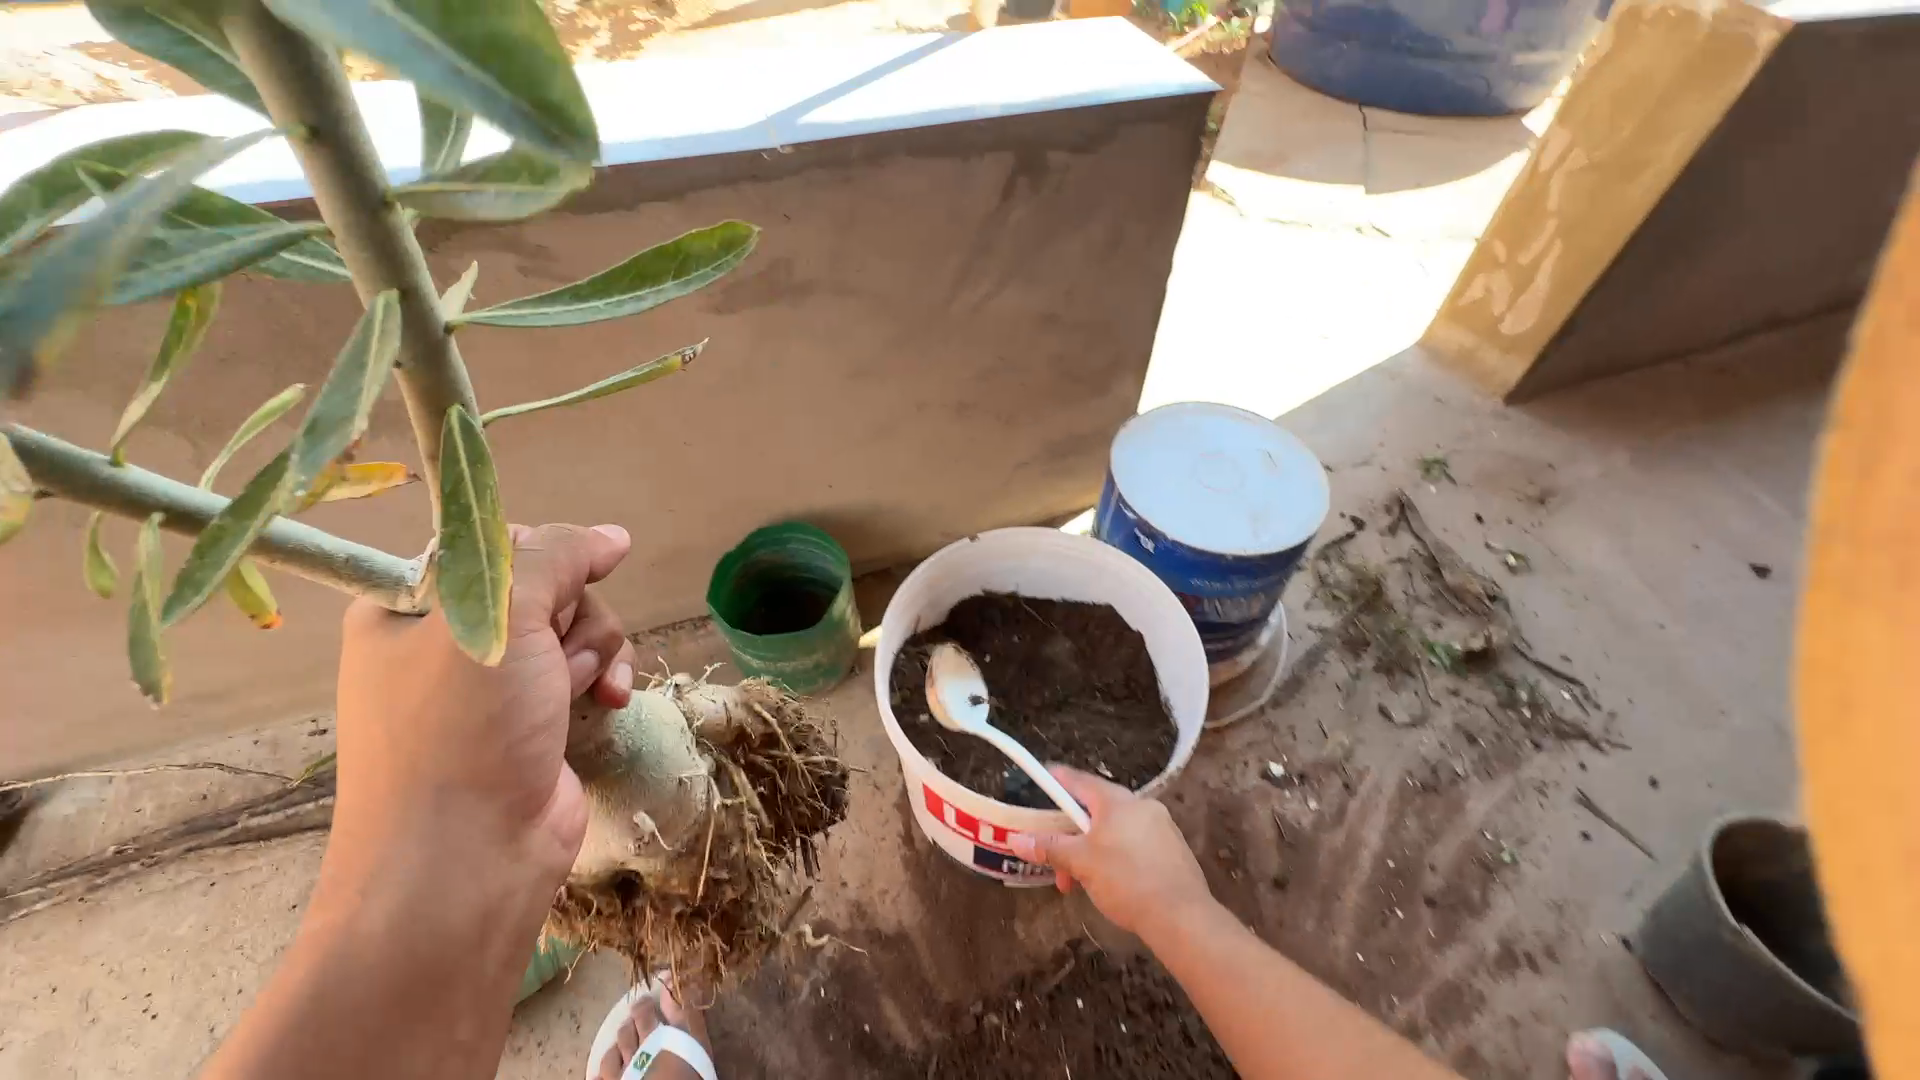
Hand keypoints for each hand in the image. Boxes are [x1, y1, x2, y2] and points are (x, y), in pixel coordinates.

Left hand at [331, 523, 638, 883]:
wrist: (468, 859)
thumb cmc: (462, 730)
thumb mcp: (500, 619)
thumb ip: (557, 558)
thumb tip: (614, 536)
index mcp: (410, 607)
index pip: (492, 545)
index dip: (537, 560)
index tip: (549, 591)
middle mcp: (451, 640)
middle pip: (548, 584)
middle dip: (573, 614)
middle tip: (557, 654)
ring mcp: (499, 683)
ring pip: (579, 625)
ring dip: (597, 649)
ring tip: (589, 688)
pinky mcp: (540, 717)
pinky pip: (590, 669)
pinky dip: (607, 679)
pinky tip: (612, 702)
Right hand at [1008, 766, 1213, 937]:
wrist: (1182, 917)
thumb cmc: (1126, 880)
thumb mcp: (1081, 863)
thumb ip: (1049, 848)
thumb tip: (1017, 840)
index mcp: (1118, 801)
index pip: (1079, 781)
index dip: (1057, 780)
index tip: (1041, 778)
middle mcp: (1142, 806)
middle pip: (1096, 809)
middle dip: (1071, 834)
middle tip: (1055, 858)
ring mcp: (1161, 827)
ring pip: (1115, 830)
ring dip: (1091, 851)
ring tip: (1080, 883)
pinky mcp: (1173, 851)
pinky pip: (1134, 844)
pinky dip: (1115, 857)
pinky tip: (1111, 885)